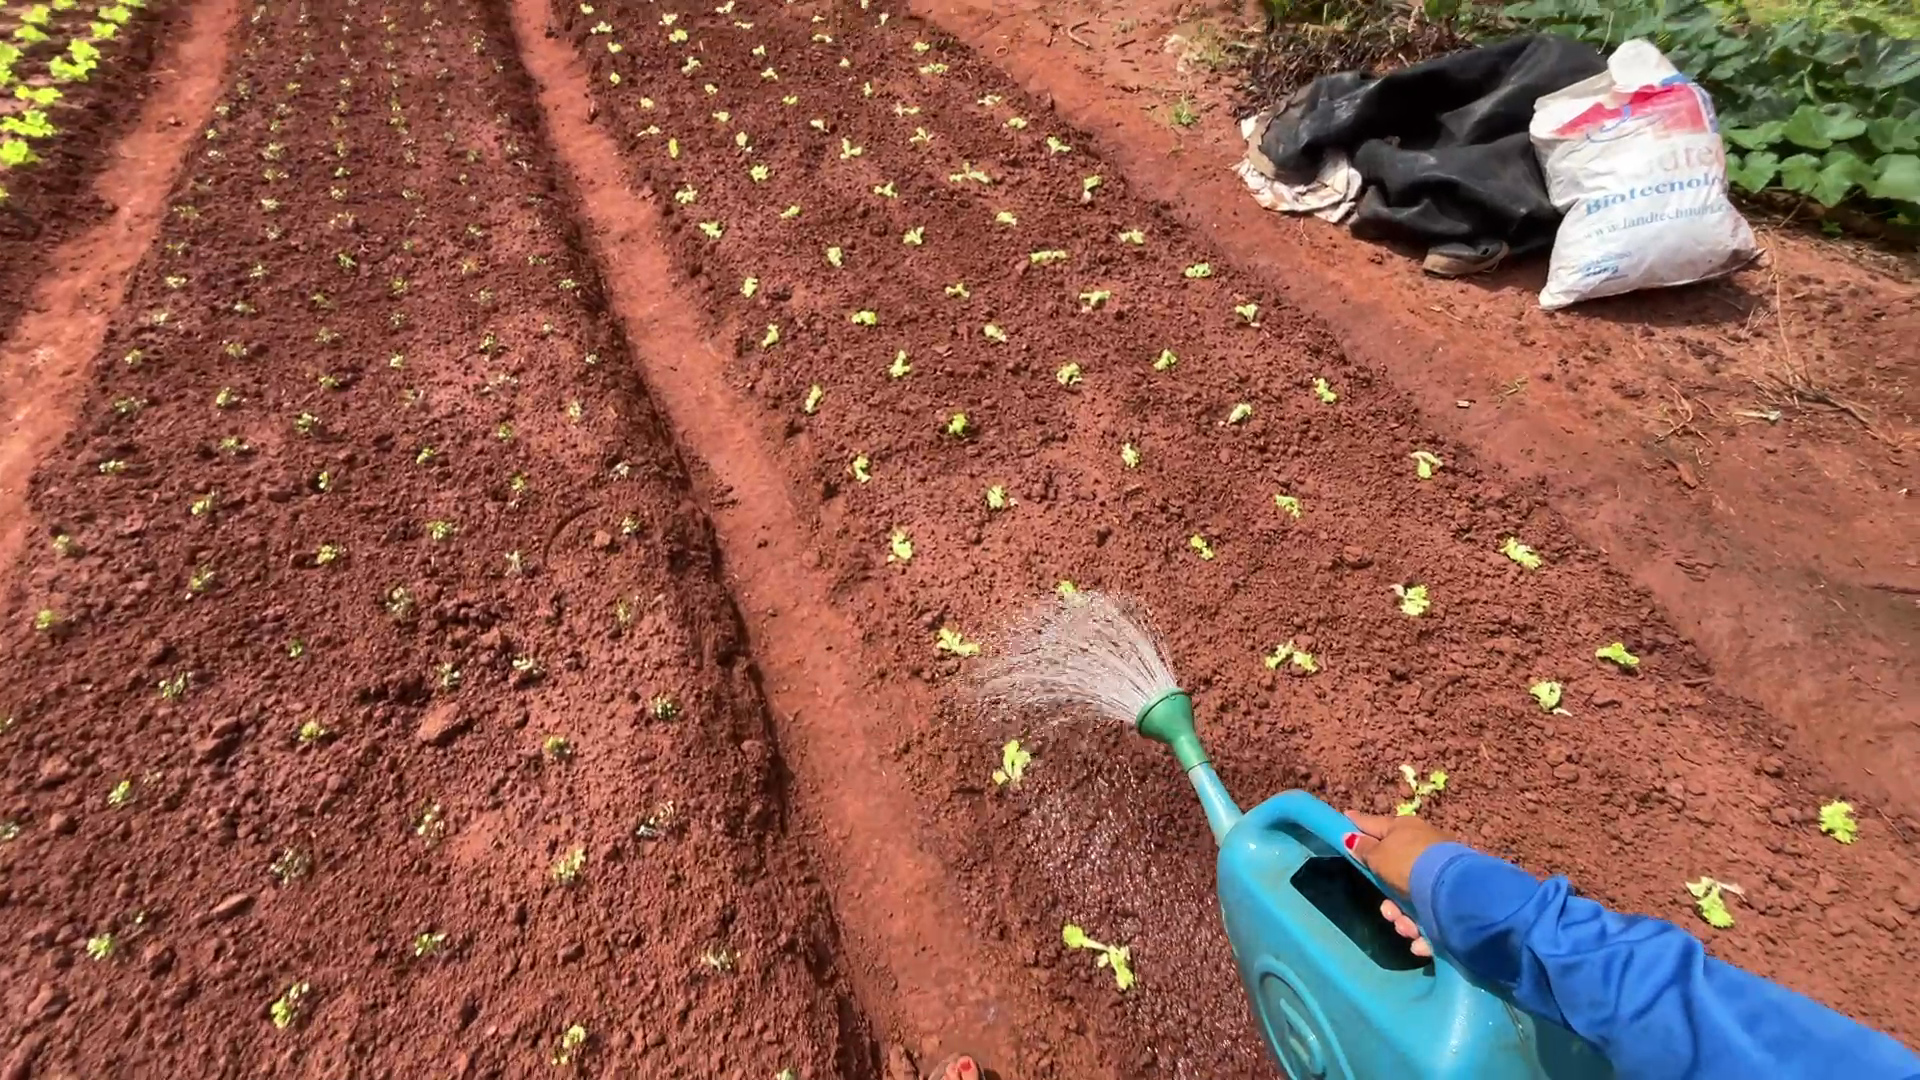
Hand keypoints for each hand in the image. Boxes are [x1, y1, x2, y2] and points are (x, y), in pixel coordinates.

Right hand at [1345, 813, 1453, 958]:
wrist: (1457, 895)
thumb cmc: (1408, 865)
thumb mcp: (1377, 856)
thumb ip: (1362, 848)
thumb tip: (1351, 837)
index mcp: (1403, 830)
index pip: (1373, 825)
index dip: (1357, 825)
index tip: (1344, 820)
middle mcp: (1422, 849)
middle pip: (1392, 870)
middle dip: (1386, 897)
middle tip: (1386, 911)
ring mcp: (1438, 875)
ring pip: (1409, 898)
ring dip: (1402, 917)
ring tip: (1406, 929)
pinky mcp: (1452, 899)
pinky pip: (1429, 915)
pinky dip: (1422, 929)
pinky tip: (1419, 941)